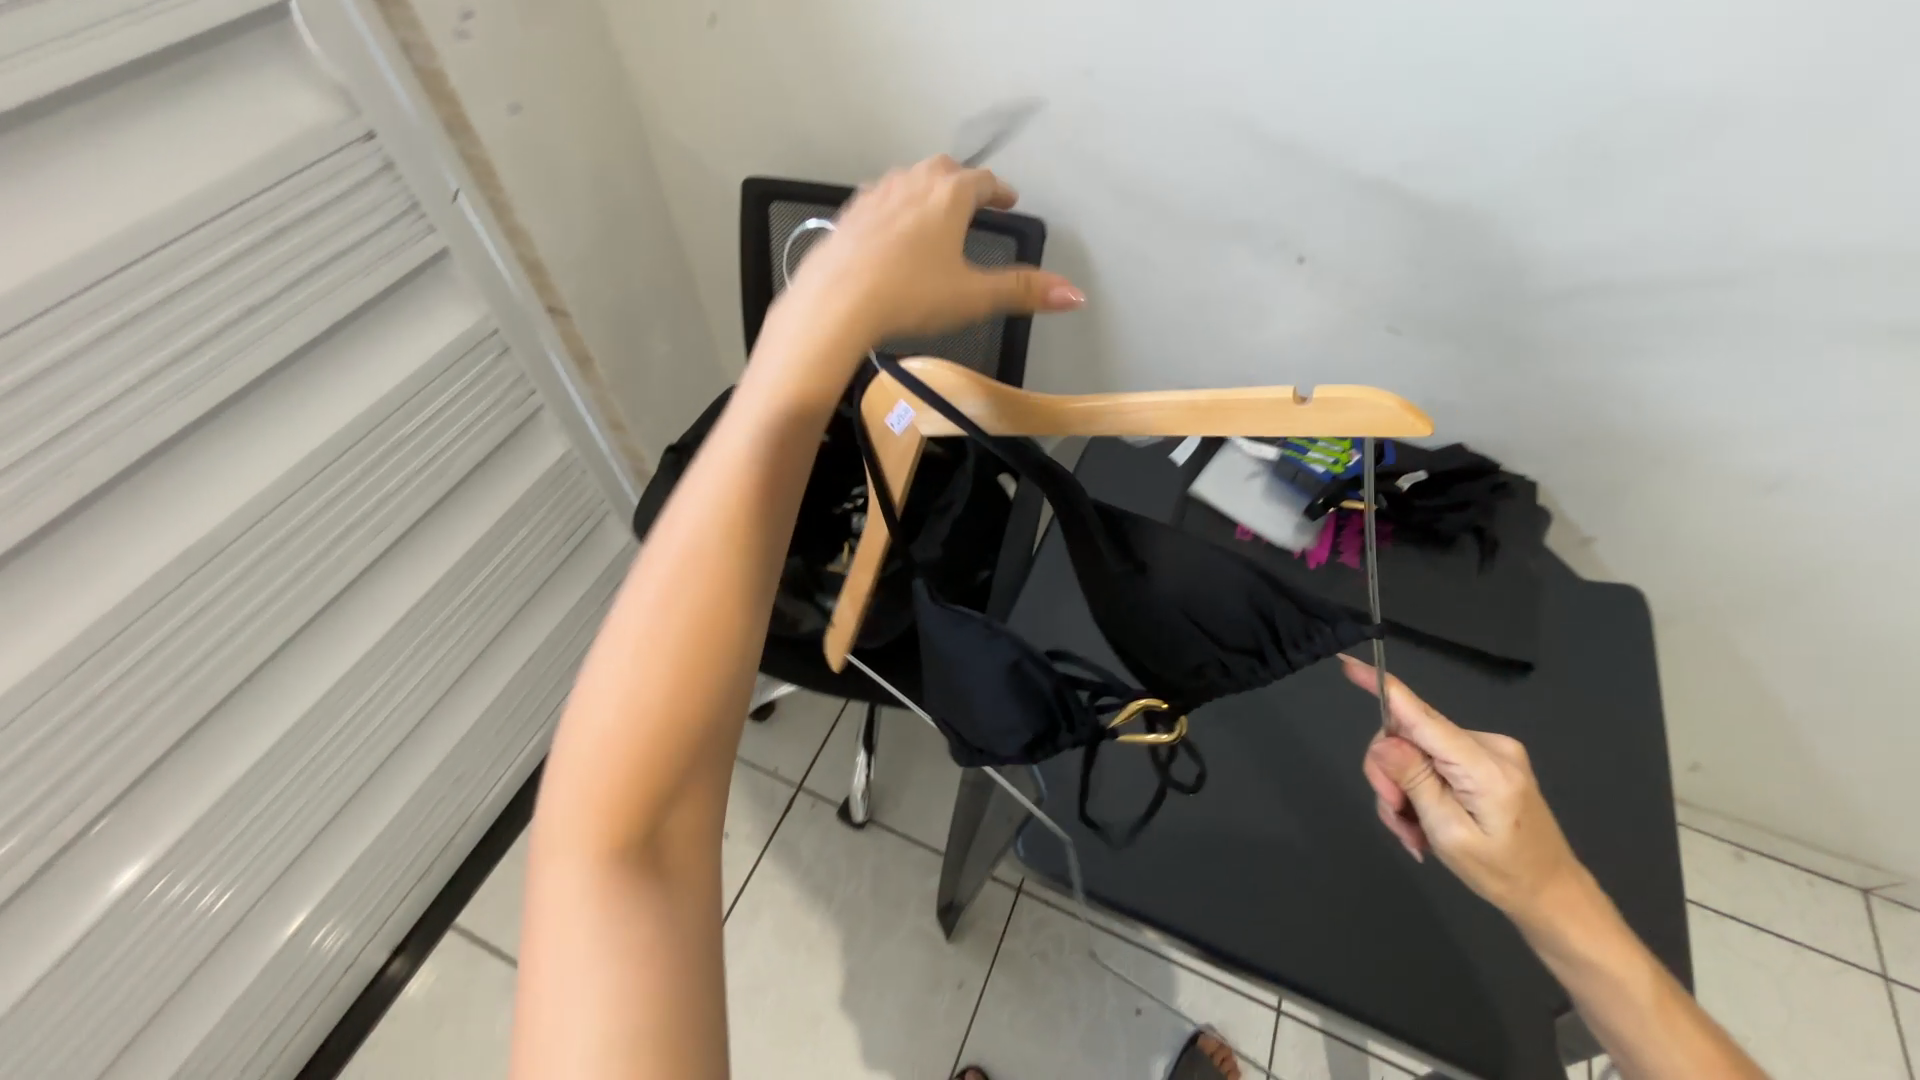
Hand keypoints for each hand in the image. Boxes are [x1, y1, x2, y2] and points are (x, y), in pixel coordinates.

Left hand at [779, 155, 1083, 348]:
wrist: (836, 301)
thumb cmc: (907, 295)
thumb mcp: (973, 297)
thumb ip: (1023, 291)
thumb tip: (1074, 294)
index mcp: (949, 196)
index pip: (983, 182)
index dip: (1000, 190)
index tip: (1008, 198)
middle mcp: (912, 184)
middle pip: (944, 170)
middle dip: (962, 181)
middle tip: (973, 195)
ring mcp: (876, 196)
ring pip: (908, 180)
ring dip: (926, 189)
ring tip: (934, 209)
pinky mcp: (849, 216)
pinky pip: (878, 201)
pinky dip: (893, 207)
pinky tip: (890, 229)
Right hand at [1341, 656, 1590, 924]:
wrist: (1552, 893)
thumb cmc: (1503, 873)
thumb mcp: (1449, 835)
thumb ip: (1416, 783)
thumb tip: (1383, 741)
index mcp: (1484, 766)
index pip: (1421, 717)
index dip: (1382, 688)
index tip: (1348, 664)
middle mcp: (1488, 745)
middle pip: (1408, 738)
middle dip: (1389, 777)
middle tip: (1396, 820)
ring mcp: (1488, 751)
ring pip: (1414, 753)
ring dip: (1403, 792)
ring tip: (1413, 831)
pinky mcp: (1484, 760)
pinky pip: (1431, 762)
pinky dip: (1419, 791)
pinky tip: (1424, 823)